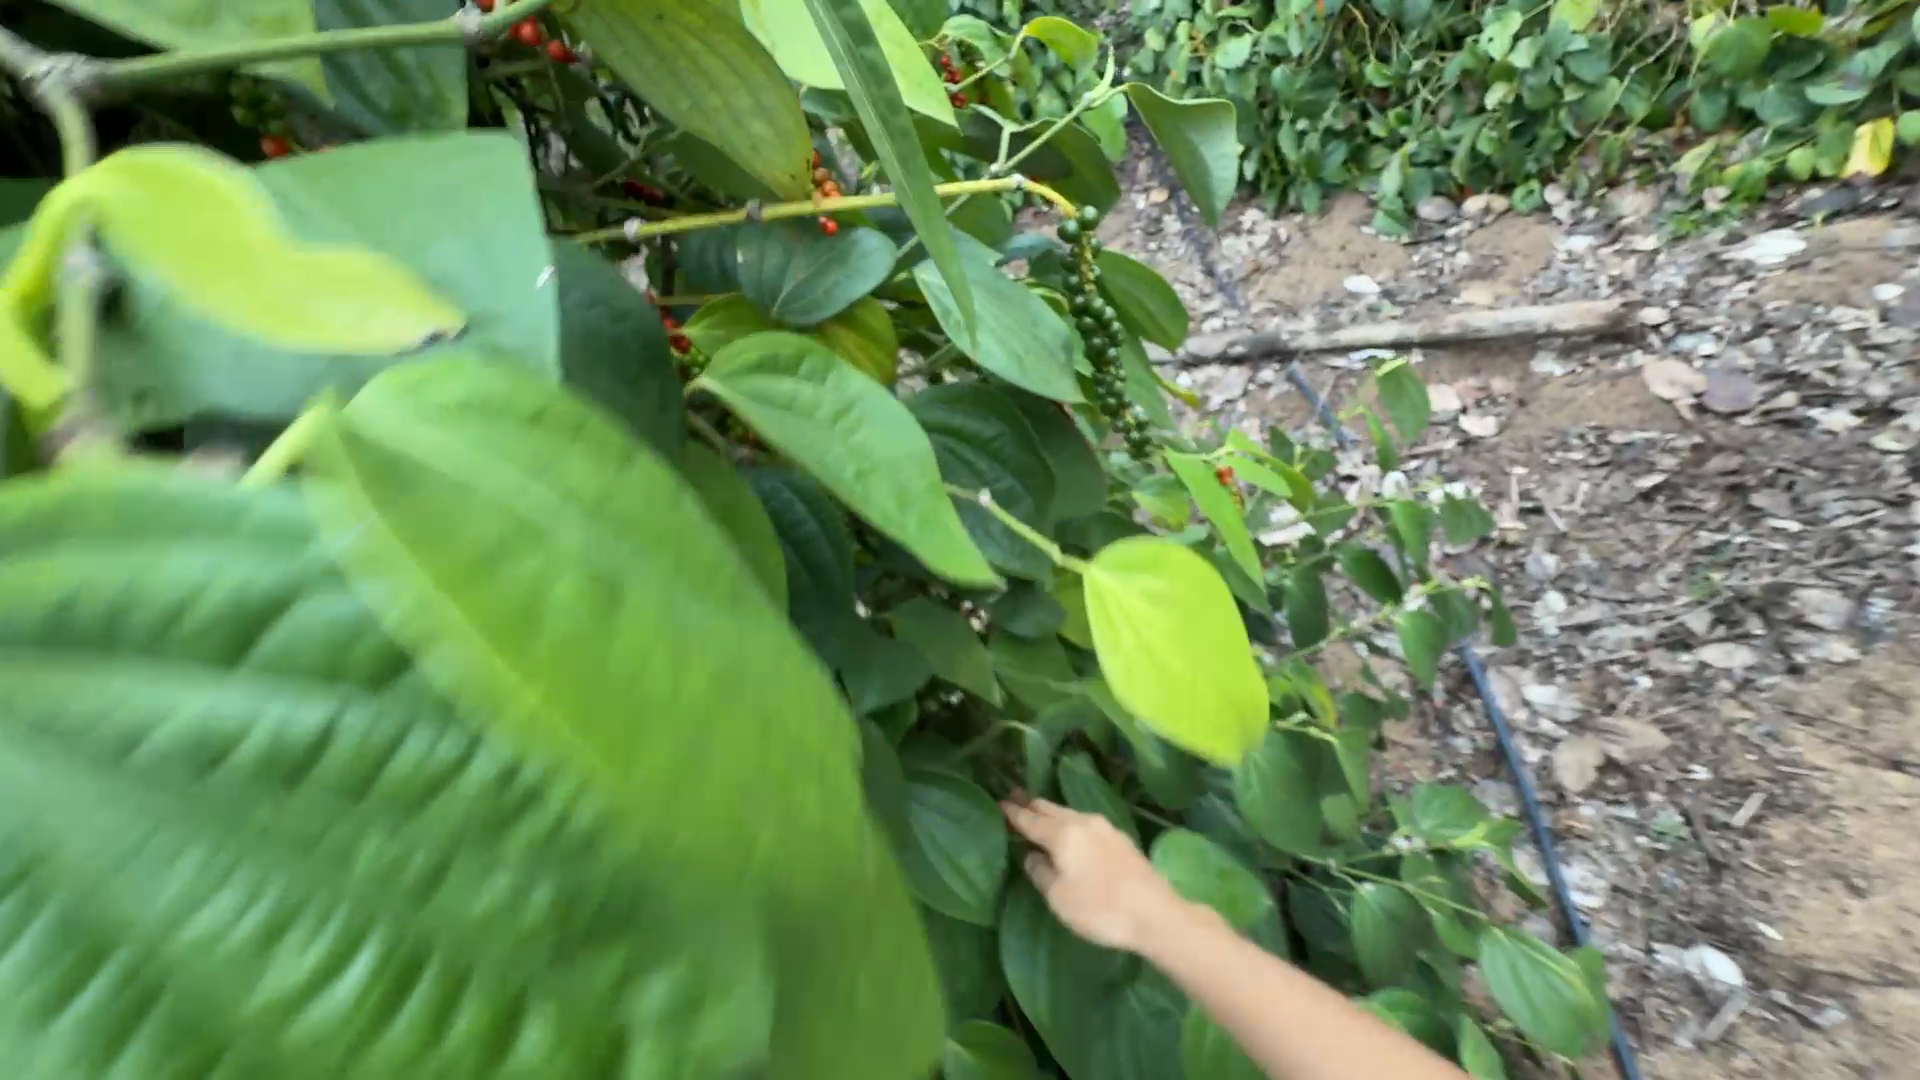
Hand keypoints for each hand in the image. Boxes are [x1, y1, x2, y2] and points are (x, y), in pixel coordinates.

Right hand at [1001, 796, 1195, 953]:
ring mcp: (1104, 828)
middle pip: (1050, 809)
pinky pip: (1085, 824)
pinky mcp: (1120, 838)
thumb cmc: (1100, 908)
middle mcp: (1083, 821)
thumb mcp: (1059, 898)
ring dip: (1052, 814)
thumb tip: (1032, 855)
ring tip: (1040, 815)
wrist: (1155, 914)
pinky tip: (1071, 833)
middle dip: (1032, 805)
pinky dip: (1070, 824)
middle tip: (1015, 799)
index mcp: (1063, 834)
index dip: (1013, 813)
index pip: (1031, 819)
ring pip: (1069, 814)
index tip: (1000, 803)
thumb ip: (1040, 873)